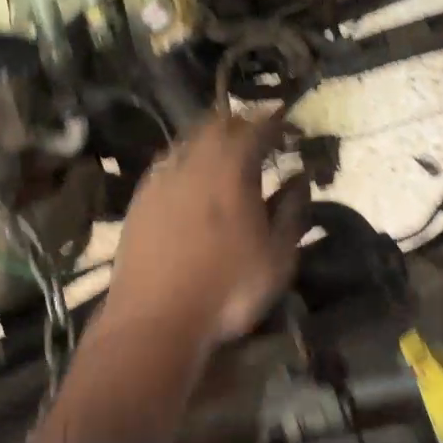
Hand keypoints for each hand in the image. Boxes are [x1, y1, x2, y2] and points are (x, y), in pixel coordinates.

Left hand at [104, 112, 310, 347]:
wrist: (154, 318)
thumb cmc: (227, 289)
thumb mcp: (278, 257)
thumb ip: (292, 210)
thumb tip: (301, 178)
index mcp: (233, 165)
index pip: (258, 127)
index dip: (276, 124)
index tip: (289, 129)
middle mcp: (196, 158)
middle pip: (220, 124)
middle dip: (242, 126)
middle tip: (259, 140)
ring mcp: (163, 174)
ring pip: (191, 140)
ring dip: (212, 141)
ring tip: (226, 160)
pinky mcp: (141, 195)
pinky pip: (169, 163)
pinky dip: (187, 163)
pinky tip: (192, 184)